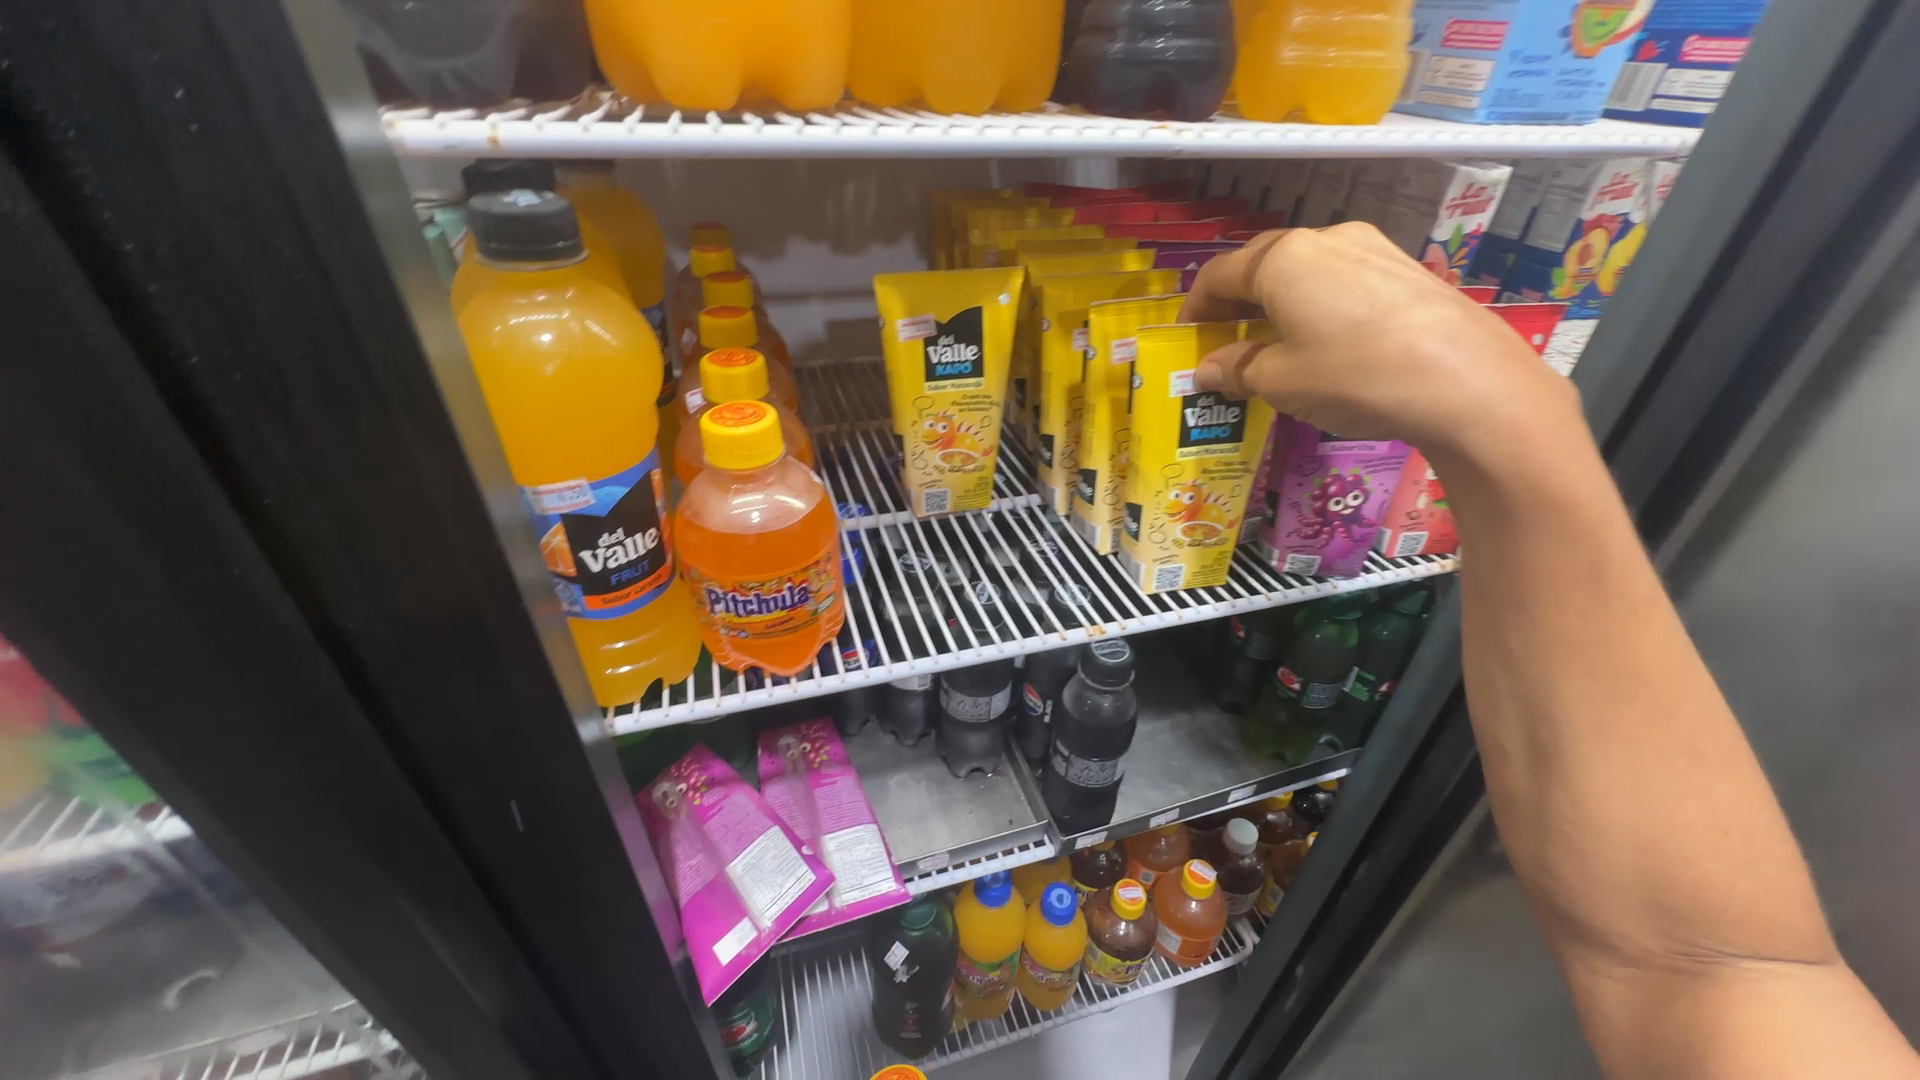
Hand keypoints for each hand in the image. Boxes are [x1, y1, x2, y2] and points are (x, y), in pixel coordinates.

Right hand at [1181, 224, 1580, 467]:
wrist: (1464, 380)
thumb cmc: (1351, 375)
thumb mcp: (1279, 381)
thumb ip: (1235, 368)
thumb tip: (1207, 368)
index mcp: (1280, 259)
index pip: (1218, 275)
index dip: (1195, 307)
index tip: (1187, 336)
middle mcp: (1322, 239)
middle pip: (1261, 263)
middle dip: (1236, 300)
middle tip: (1225, 337)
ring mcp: (1370, 247)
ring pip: (1304, 268)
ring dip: (1277, 300)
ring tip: (1272, 340)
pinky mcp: (1404, 266)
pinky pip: (1340, 278)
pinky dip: (1316, 302)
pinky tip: (1323, 336)